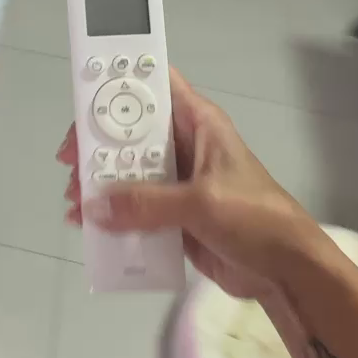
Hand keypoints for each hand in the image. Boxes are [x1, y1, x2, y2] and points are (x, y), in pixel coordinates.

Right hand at [56, 68, 325, 298]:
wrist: (288, 272)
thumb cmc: (257, 219)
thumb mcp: (203, 203)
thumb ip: (147, 203)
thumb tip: (94, 207)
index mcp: (198, 124)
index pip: (155, 86)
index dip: (120, 84)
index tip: (84, 98)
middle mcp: (183, 145)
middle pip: (129, 130)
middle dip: (96, 144)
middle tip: (69, 161)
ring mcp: (175, 180)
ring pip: (125, 169)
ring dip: (97, 182)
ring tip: (75, 199)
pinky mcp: (170, 212)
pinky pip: (130, 205)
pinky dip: (108, 212)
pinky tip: (87, 224)